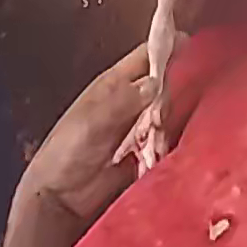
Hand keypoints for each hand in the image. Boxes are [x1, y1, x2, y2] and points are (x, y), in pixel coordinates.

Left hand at [20, 42, 155, 220]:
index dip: (165, 46)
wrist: (57, 201)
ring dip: (168, 122)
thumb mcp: (91, 121)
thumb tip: (156, 83)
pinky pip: (167, 140)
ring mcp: (138, 126)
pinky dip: (169, 144)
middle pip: (162, 83)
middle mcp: (130, 100)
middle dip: (168, 94)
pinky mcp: (145, 153)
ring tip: (156, 139)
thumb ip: (122, 100)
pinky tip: (160, 153)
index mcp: (115, 83)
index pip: (146, 55)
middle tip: (158, 118)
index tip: (189, 45)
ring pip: (167, 112)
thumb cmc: (66, 152)